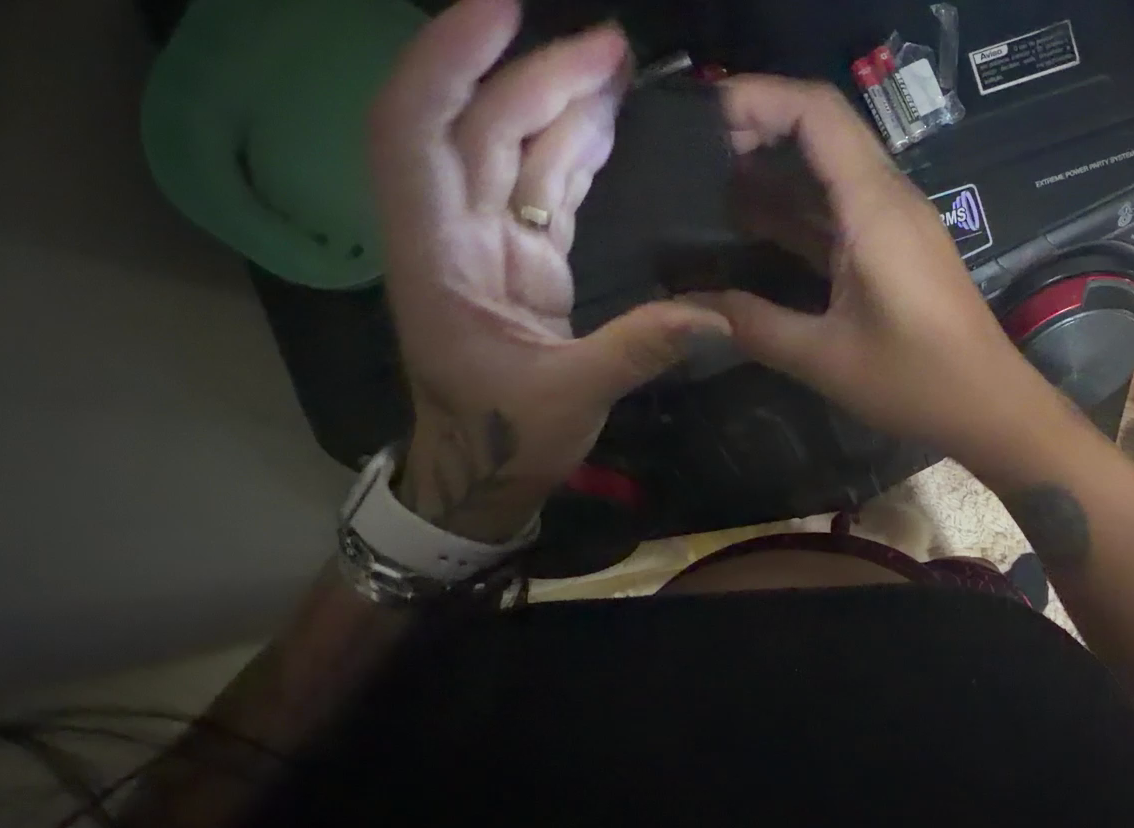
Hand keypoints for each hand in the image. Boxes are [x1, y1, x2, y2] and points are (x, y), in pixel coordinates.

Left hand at [369, 0, 728, 540]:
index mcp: (440, 258)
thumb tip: (715, 316)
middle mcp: (455, 234)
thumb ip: (637, 350)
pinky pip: (545, 191)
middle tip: (612, 48)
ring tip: (618, 68)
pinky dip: (574, 153)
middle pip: (482, 131)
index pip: (418, 134)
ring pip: (515, 153)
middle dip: (538, 78)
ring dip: (560, 105)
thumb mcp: (568, 399)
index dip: (448, 64)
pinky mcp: (525, 263)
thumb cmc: (502, 440)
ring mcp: (491, 246)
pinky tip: (607, 123)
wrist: (483, 474)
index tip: (500, 11)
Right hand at [699, 77, 1061, 462]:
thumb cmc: (917, 382)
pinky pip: (843, 211)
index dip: (755, 99)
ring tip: (707, 196)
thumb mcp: (825, 359)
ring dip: (774, 176)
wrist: (992, 409)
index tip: (700, 124)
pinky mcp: (900, 251)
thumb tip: (686, 309)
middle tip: (691, 162)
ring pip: (830, 173)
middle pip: (821, 131)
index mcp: (874, 207)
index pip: (815, 110)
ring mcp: (897, 225)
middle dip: (755, 132)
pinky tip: (753, 235)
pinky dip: (799, 214)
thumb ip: (752, 325)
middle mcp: (889, 200)